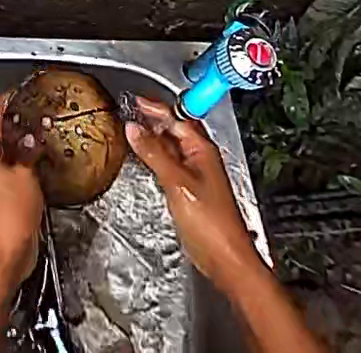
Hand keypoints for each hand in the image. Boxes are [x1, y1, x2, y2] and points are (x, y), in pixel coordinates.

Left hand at [0, 92, 43, 286]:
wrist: (7, 257)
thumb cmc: (10, 218)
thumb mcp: (25, 178)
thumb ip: (29, 153)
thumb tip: (34, 134)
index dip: (6, 100)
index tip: (20, 89)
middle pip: (3, 132)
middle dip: (20, 120)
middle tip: (38, 107)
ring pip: (13, 151)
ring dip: (27, 140)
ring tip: (45, 128)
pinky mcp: (10, 195)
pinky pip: (20, 169)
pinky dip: (31, 160)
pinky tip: (45, 158)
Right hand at [125, 95, 264, 290]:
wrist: (228, 261)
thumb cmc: (210, 223)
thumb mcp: (176, 182)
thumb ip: (153, 153)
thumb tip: (133, 128)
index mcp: (202, 149)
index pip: (177, 117)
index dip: (156, 107)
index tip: (136, 100)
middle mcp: (201, 157)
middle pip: (176, 128)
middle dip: (155, 118)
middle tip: (132, 110)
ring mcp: (198, 173)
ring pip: (174, 145)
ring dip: (155, 136)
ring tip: (135, 129)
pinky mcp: (192, 189)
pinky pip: (172, 161)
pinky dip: (158, 154)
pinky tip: (147, 157)